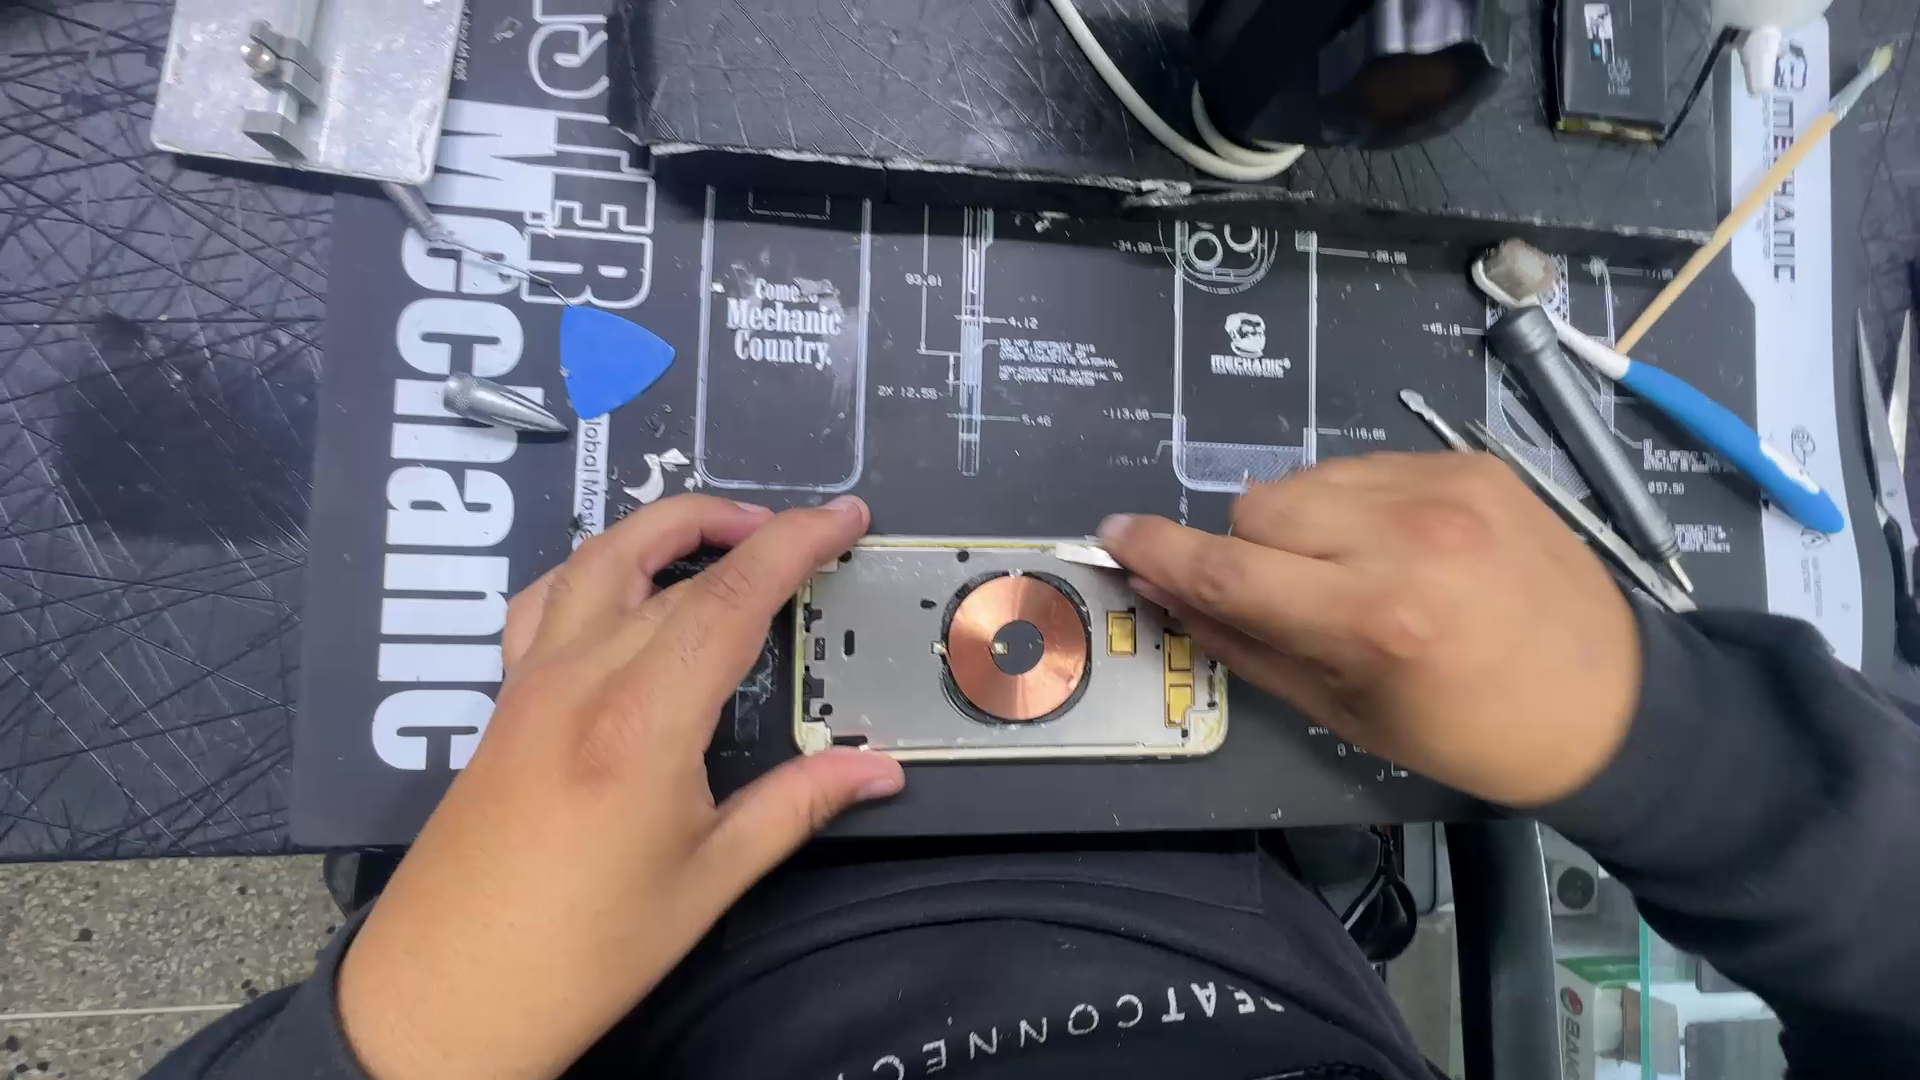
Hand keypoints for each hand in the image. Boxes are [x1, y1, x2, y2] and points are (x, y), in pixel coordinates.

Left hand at [336, 495, 903, 1079]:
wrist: (438, 1006)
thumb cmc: (585, 950)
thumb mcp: (710, 880)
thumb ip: (800, 805)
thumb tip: (882, 769)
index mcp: (643, 721)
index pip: (732, 598)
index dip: (797, 545)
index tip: (846, 517)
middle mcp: (582, 677)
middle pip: (676, 564)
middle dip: (755, 529)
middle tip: (812, 533)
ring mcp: (533, 678)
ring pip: (601, 557)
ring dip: (672, 527)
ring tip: (731, 534)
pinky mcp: (506, 695)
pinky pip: (549, 597)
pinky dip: (603, 564)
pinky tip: (633, 585)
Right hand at [1100, 452, 1639, 807]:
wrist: (1615, 705)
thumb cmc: (1460, 729)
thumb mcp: (1336, 709)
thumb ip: (1237, 639)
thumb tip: (1160, 588)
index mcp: (1372, 618)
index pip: (1228, 568)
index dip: (1158, 550)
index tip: (1113, 534)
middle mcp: (1404, 537)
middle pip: (1254, 510)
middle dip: (1246, 550)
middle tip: (1291, 592)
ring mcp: (1442, 487)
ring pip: (1297, 483)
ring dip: (1293, 524)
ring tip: (1348, 565)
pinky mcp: (1467, 461)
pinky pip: (1353, 469)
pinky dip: (1345, 504)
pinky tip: (1394, 541)